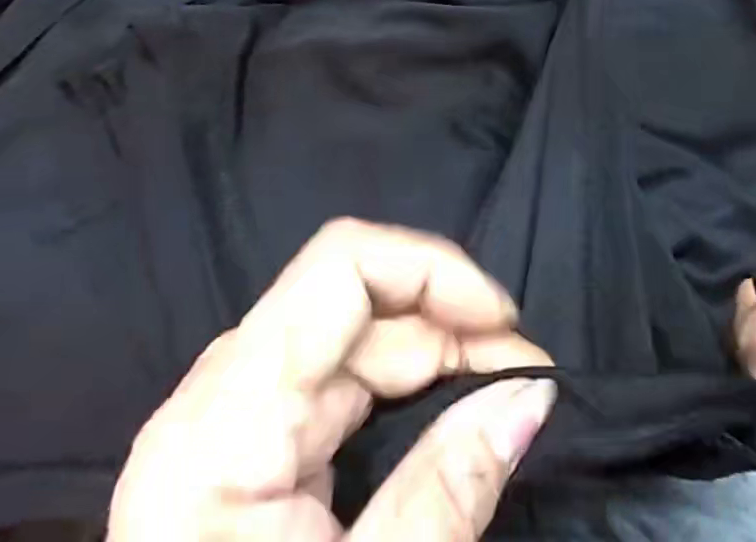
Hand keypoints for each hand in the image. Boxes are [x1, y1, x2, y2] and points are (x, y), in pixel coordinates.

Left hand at [111, 218, 557, 540]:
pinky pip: (344, 384)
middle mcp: (221, 397)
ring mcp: (231, 421)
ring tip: (507, 394)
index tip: (505, 321)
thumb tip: (534, 394)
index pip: (341, 267)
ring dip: (441, 355)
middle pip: (357, 302)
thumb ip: (452, 487)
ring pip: (357, 340)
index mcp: (226, 418)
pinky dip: (410, 389)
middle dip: (453, 323)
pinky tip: (454, 417)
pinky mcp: (250, 449)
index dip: (433, 269)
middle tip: (530, 379)